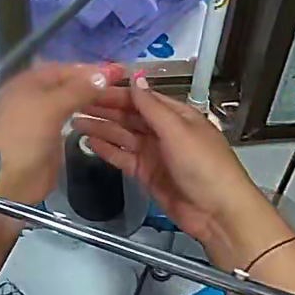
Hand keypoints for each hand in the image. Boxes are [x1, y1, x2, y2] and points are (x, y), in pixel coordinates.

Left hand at [0, 62, 125, 208]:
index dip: (88, 68)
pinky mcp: (48, 134)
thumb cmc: (25, 136)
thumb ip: (77, 89)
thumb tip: (104, 73)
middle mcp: (32, 95)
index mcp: (25, 82)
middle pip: (65, 83)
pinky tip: (100, 112)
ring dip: (89, 96)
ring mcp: (40, 116)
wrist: (11, 180)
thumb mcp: (50, 106)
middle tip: (119, 82)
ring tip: (115, 96)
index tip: (116, 70)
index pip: (61, 68)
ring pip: (68, 100)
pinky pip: (69, 117)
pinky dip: (84, 112)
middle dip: (90, 81)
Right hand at [76, 77, 283, 264]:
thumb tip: (136, 80)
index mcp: (176, 116)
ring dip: (101, 128)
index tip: (91, 89)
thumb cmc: (206, 168)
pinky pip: (123, 157)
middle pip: (129, 116)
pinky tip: (90, 142)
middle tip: (75, 104)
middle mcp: (164, 132)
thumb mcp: (178, 131)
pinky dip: (107, 150)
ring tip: (75, 121)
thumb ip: (152, 107)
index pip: (141, 99)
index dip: (116, 94)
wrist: (218, 214)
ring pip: (122, 136)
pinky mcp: (147, 174)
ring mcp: (155, 153)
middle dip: (104, 110)